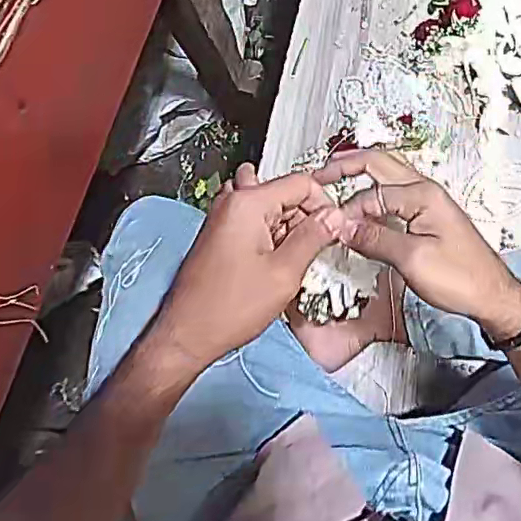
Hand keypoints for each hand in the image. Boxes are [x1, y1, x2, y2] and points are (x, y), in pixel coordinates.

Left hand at [145, 165, 348, 378]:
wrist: (186, 337)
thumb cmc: (226, 310)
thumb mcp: (285, 273)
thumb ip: (314, 237)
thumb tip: (335, 216)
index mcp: (248, 203)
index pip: (302, 183)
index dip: (323, 205)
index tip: (332, 228)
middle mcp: (233, 202)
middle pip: (286, 192)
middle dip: (305, 217)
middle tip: (311, 248)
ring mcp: (225, 217)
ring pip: (273, 206)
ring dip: (288, 225)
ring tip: (290, 255)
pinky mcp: (222, 233)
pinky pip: (257, 220)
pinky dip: (271, 233)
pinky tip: (274, 261)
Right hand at [312, 150, 520, 340]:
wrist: (491, 294)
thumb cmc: (462, 278)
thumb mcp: (413, 260)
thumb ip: (375, 240)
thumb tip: (343, 226)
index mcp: (423, 195)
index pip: (373, 192)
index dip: (349, 211)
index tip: (334, 230)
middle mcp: (426, 190)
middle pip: (379, 164)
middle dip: (347, 165)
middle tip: (320, 174)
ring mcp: (428, 202)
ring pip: (387, 178)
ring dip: (361, 178)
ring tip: (334, 183)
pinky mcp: (428, 216)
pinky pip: (394, 197)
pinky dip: (374, 198)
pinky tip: (361, 211)